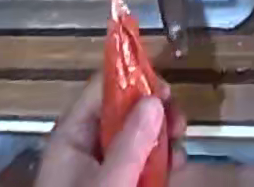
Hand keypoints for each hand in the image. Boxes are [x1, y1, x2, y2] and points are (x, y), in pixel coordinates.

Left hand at [34, 73, 186, 186]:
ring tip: (181, 148)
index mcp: (72, 138)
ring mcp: (99, 172)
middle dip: (155, 112)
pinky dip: (159, 162)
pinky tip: (176, 168)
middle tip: (180, 121)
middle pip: (124, 110)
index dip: (133, 78)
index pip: (102, 88)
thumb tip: (155, 98)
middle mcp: (85, 148)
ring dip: (162, 137)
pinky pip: (139, 164)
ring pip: (136, 136)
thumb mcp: (108, 186)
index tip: (166, 87)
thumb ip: (131, 143)